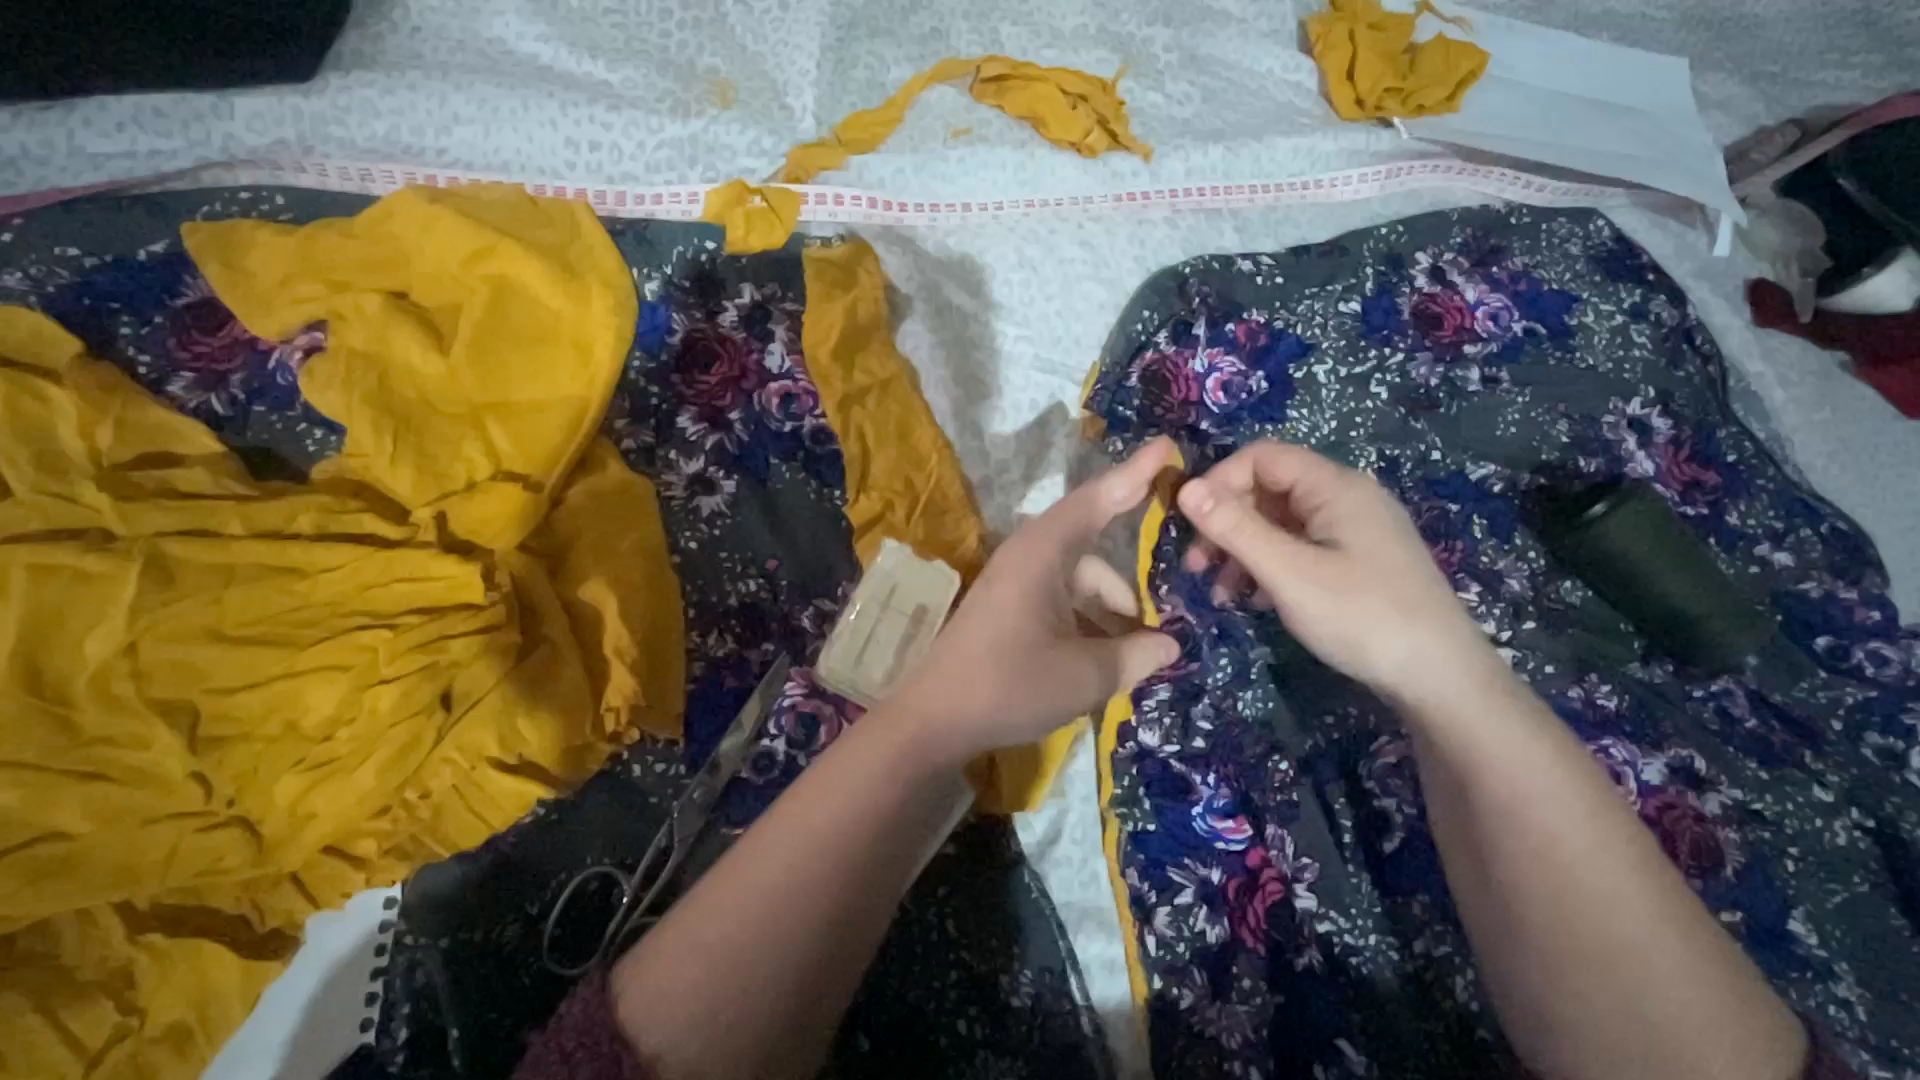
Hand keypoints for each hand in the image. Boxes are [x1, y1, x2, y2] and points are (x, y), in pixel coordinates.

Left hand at [895, 438, 1182, 760]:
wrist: (933, 719)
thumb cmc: (1010, 686)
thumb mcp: (1085, 676)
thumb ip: (1135, 655)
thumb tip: (1171, 645)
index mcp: (1044, 552)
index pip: (1099, 500)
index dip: (1135, 474)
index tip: (1167, 446)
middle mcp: (1027, 556)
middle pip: (1093, 554)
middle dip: (1127, 590)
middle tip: (1159, 628)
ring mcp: (1013, 582)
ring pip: (1077, 583)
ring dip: (1106, 612)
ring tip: (1131, 657)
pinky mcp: (1005, 608)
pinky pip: (1057, 600)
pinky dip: (1083, 622)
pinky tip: (1099, 659)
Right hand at [1176, 440, 1496, 705]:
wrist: (1439, 676)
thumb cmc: (1361, 616)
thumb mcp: (1289, 572)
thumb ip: (1235, 528)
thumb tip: (1185, 489)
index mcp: (1335, 486)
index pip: (1262, 457)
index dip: (1219, 482)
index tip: (1189, 526)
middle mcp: (1346, 497)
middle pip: (1268, 489)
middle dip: (1226, 523)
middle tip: (1195, 567)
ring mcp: (1354, 530)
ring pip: (1280, 523)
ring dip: (1242, 550)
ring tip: (1219, 593)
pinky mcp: (1357, 561)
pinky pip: (1299, 548)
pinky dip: (1268, 567)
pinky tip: (1253, 601)